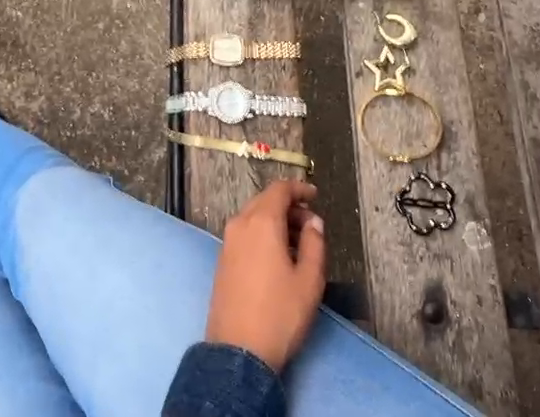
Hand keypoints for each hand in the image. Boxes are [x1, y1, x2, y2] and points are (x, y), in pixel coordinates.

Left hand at [205, 180, 326, 372]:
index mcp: (261, 222)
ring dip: (276, 221)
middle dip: (289, 206)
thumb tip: (313, 222)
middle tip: (312, 224)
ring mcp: (227, 243)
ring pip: (254, 217)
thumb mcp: (309, 280)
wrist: (238, 351)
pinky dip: (263, 234)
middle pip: (265, 201)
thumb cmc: (280, 314)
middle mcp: (240, 225)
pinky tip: (279, 256)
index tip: (316, 196)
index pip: (279, 190)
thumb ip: (315, 244)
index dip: (299, 188)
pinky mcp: (222, 261)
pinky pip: (245, 234)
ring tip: (300, 244)